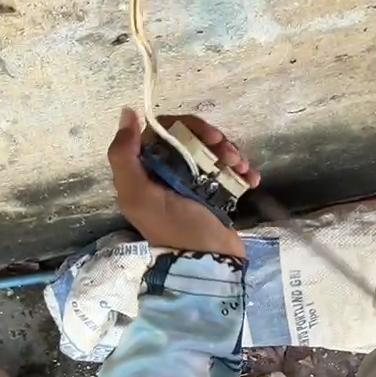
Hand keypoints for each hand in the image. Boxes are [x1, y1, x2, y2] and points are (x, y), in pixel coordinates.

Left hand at [105, 108, 257, 258]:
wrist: (209, 264)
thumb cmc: (173, 228)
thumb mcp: (138, 194)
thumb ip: (124, 155)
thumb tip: (126, 112)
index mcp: (145, 170)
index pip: (164, 130)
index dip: (188, 126)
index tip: (210, 136)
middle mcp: (166, 173)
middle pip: (191, 137)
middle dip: (214, 140)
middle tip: (229, 153)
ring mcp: (193, 182)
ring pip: (212, 151)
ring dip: (231, 153)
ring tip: (242, 168)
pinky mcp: (215, 192)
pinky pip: (228, 170)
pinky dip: (242, 170)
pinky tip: (251, 179)